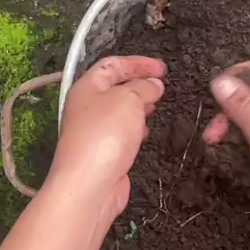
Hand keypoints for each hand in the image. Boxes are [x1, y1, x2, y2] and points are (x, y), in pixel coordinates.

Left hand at [48, 55, 166, 224]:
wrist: (89, 185)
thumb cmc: (105, 135)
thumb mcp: (128, 100)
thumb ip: (143, 88)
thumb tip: (154, 84)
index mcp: (87, 87)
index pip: (112, 65)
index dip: (137, 63)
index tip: (162, 68)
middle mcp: (87, 107)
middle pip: (114, 87)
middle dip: (138, 83)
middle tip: (161, 85)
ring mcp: (94, 131)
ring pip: (119, 110)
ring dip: (138, 105)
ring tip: (157, 105)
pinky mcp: (103, 153)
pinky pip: (120, 132)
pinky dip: (135, 128)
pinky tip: (146, 132)